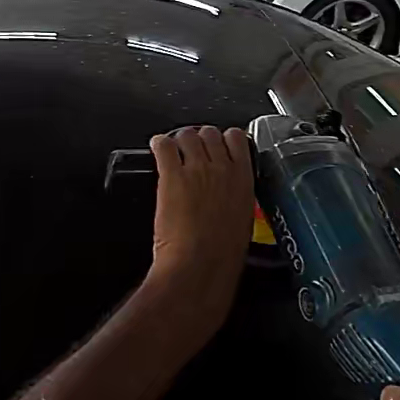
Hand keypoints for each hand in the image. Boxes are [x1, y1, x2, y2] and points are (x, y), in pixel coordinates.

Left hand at [139, 126, 253, 350]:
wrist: (200, 266)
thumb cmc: (222, 255)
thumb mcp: (241, 221)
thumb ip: (234, 198)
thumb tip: (226, 195)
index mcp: (243, 179)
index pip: (236, 138)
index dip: (223, 138)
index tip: (216, 144)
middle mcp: (221, 168)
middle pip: (209, 133)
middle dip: (199, 139)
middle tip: (190, 149)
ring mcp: (196, 169)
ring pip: (186, 135)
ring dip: (178, 140)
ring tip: (172, 149)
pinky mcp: (171, 174)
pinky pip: (163, 145)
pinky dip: (159, 144)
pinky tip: (156, 148)